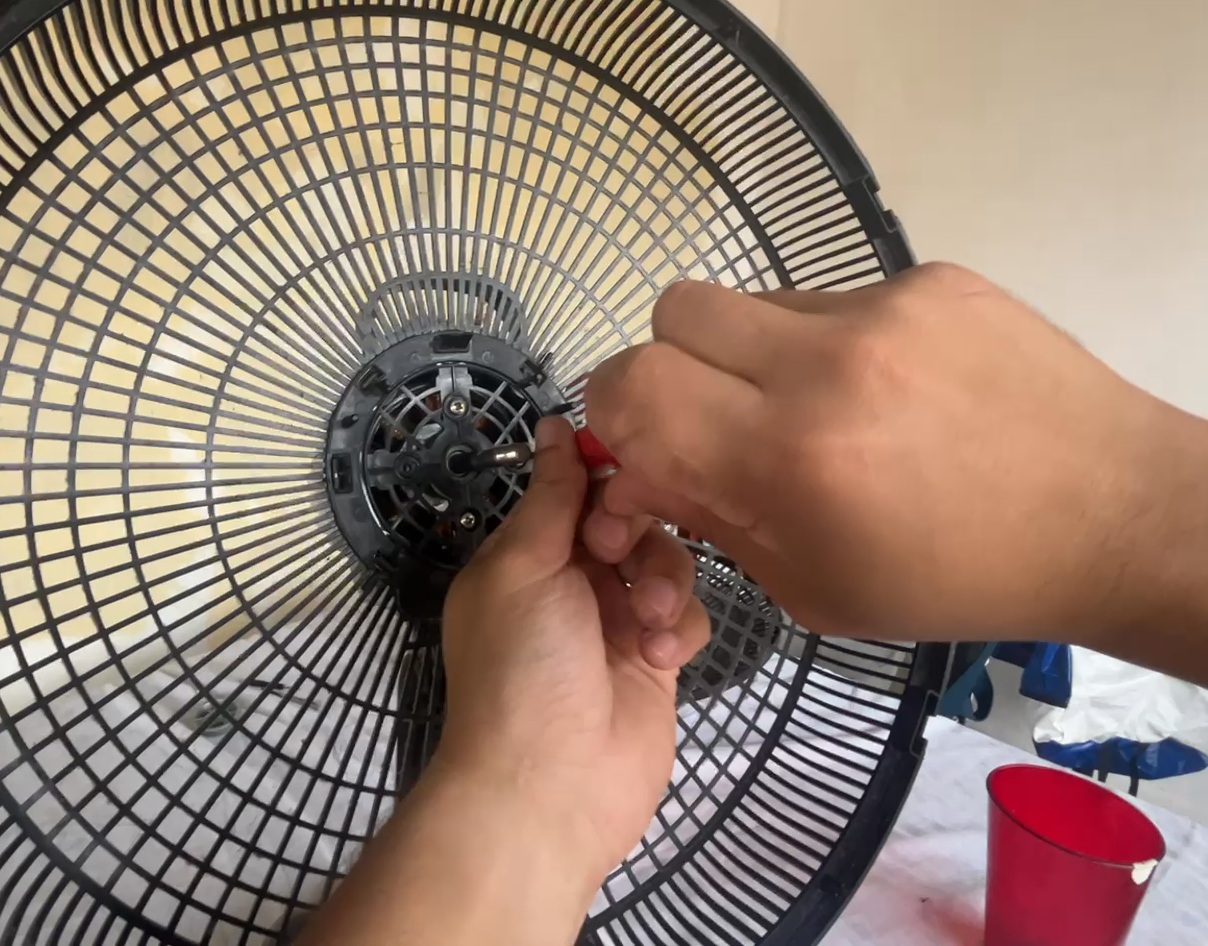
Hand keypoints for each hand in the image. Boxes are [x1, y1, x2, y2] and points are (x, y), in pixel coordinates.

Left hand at [433, 416, 711, 883]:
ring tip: (645, 622)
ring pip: (663, 561)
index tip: (624, 476)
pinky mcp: (656, 655)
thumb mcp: (523, 567)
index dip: (603, 478)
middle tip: (615, 556)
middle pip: (629, 519)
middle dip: (633, 532)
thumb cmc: (522, 662)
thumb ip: (550, 495)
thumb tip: (554, 423)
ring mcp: (615, 617)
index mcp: (528, 551)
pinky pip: (684, 613)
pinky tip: (660, 655)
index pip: (575, 488)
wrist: (550, 784)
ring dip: (660, 582)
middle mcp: (572, 577)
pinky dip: (677, 625)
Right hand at [579, 262, 1207, 643]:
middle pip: (673, 310)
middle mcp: (826, 364)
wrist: (1129, 518)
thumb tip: (635, 465)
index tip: (639, 436)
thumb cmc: (955, 580)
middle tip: (714, 411)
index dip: (613, 407)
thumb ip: (707, 515)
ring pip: (746, 298)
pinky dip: (817, 342)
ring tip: (810, 402)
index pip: (634, 385)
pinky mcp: (930, 277)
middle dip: (668, 362)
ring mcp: (883, 307)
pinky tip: (881, 386)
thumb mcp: (810, 586)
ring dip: (745, 351)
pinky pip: (821, 296)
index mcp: (791, 457)